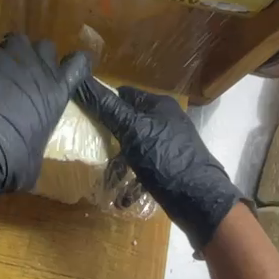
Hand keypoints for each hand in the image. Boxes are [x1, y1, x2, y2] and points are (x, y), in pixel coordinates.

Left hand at [0, 10, 93, 198]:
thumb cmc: (9, 160)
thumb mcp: (33, 160)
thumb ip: (36, 144)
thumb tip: (28, 155)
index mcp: (57, 92)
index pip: (79, 64)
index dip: (75, 63)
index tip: (70, 66)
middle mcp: (38, 68)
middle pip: (45, 47)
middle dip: (36, 58)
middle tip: (23, 73)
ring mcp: (9, 56)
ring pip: (16, 39)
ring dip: (10, 49)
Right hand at [74, 81, 243, 248]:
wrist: (197, 197)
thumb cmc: (164, 158)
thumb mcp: (132, 130)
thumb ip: (107, 108)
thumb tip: (81, 81)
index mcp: (158, 105)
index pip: (124, 94)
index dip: (103, 101)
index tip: (83, 115)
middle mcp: (165, 122)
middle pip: (128, 122)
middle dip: (109, 137)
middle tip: (89, 148)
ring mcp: (169, 146)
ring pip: (134, 148)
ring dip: (117, 164)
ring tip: (103, 180)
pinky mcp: (169, 168)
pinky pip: (143, 170)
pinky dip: (130, 182)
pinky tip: (121, 197)